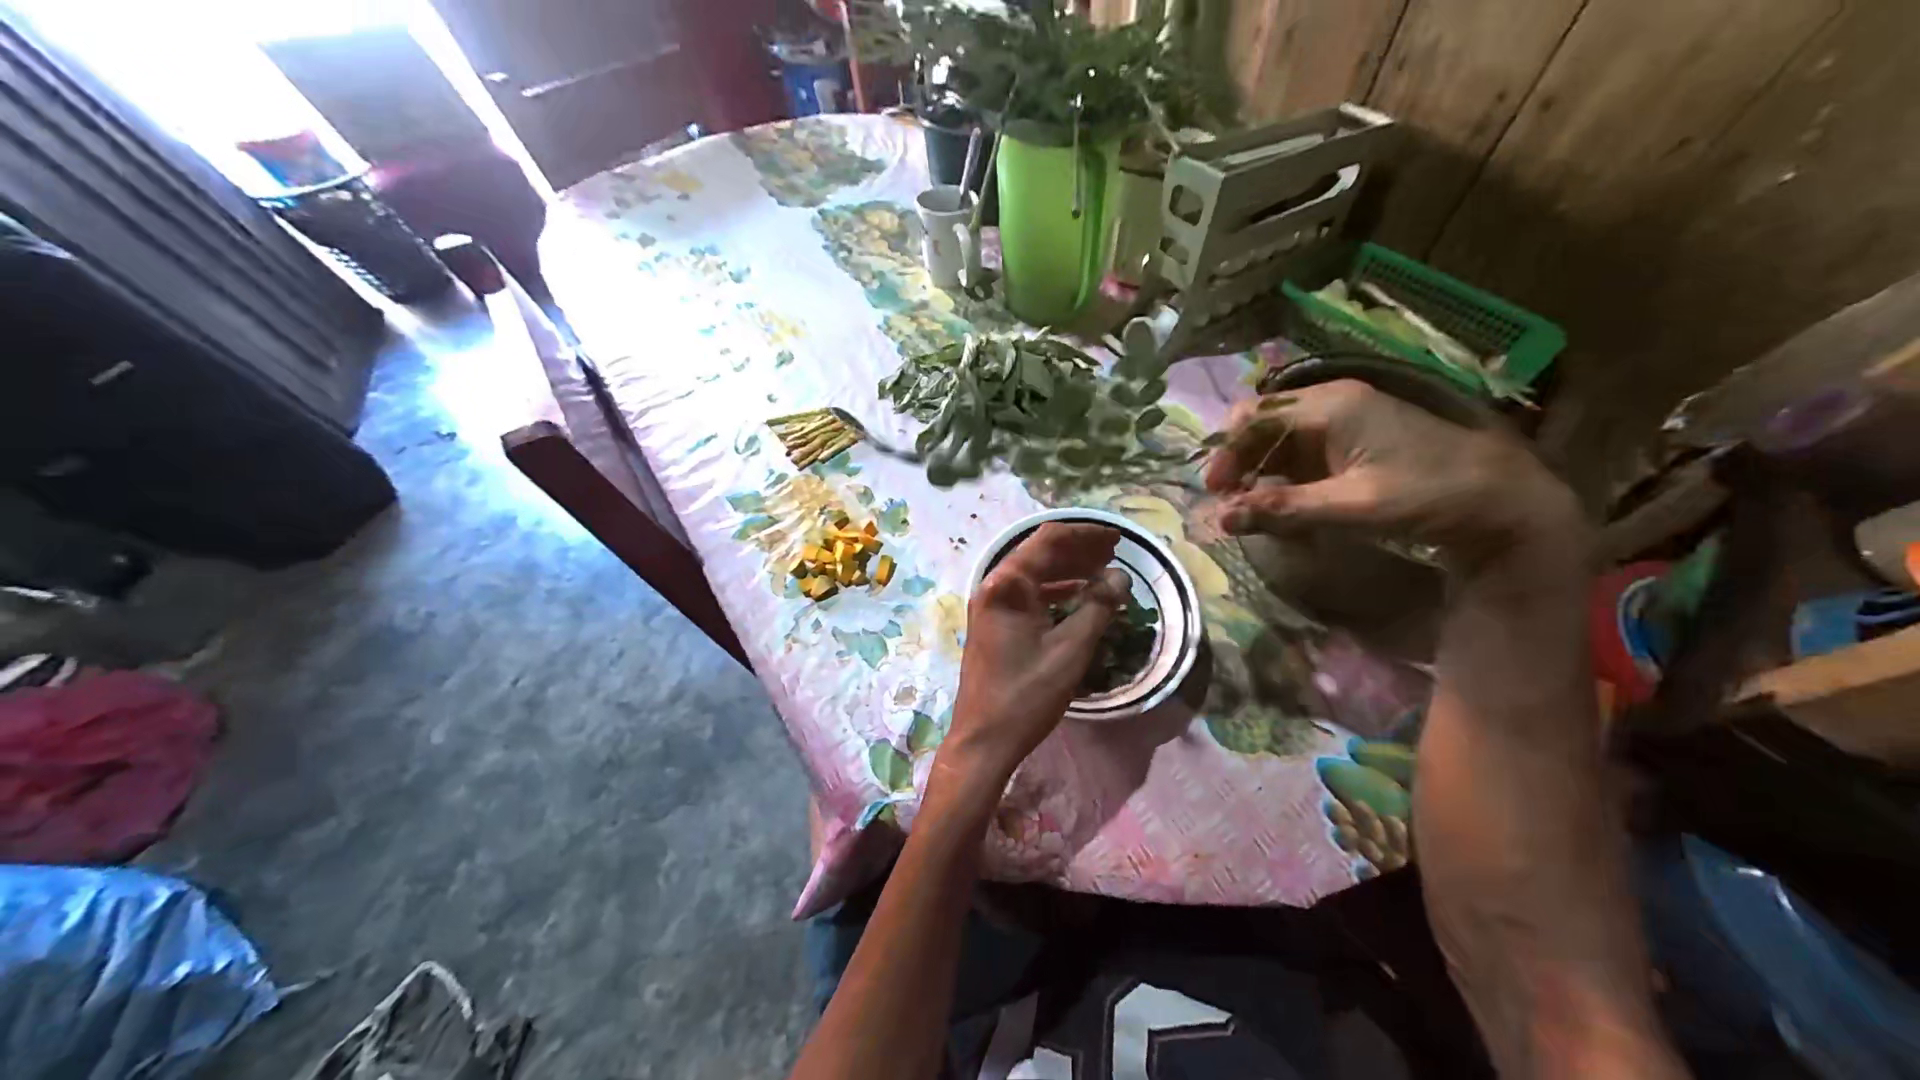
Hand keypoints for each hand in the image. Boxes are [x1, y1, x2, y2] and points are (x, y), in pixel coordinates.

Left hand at [936, 523, 1131, 792]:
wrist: (984, 738)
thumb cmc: (1027, 694)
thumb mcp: (1070, 650)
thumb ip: (1097, 607)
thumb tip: (1120, 577)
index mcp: (1008, 585)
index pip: (1048, 540)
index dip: (1085, 534)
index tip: (1116, 537)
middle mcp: (994, 586)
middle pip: (1039, 553)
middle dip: (1078, 549)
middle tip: (1114, 551)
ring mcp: (990, 605)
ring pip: (1034, 574)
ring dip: (1068, 569)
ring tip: (1103, 570)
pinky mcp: (994, 623)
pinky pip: (1028, 594)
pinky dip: (1055, 590)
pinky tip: (1078, 595)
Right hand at [1203, 379, 1585, 567]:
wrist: (1502, 500)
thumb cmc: (1427, 495)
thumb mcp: (1352, 507)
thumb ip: (1284, 509)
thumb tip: (1221, 518)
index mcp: (1331, 406)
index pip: (1254, 418)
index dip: (1226, 453)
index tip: (1214, 491)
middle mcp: (1332, 402)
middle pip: (1261, 422)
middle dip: (1239, 460)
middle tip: (1229, 500)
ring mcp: (1345, 418)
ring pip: (1278, 437)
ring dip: (1260, 470)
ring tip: (1255, 508)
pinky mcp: (1354, 438)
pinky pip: (1301, 449)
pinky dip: (1284, 475)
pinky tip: (1286, 503)